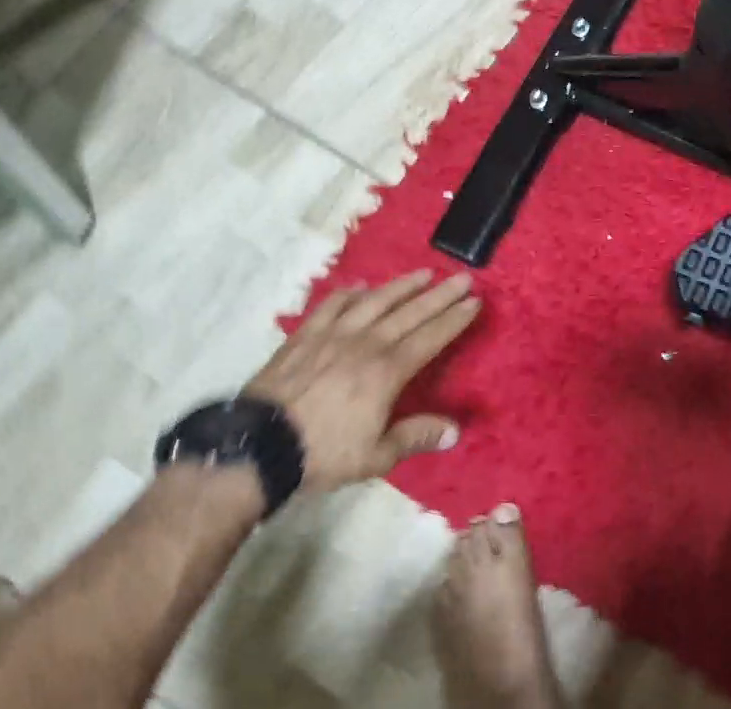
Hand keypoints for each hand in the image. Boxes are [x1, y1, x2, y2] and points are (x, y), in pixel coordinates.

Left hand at [245, 270, 480, 492]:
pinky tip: (360, 286)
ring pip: (374, 302)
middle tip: (462, 278)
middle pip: (409, 313)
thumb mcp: (375, 456)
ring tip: (422, 274)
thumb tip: (454, 431)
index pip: (430, 338)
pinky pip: (331, 306)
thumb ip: (415, 437)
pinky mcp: (303, 337)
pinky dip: (350, 294)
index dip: (454, 319)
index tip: (473, 302)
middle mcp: (365, 345)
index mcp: (387, 372)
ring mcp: (332, 336)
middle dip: (439, 295)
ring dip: (401, 286)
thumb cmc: (321, 453)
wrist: (256, 448)